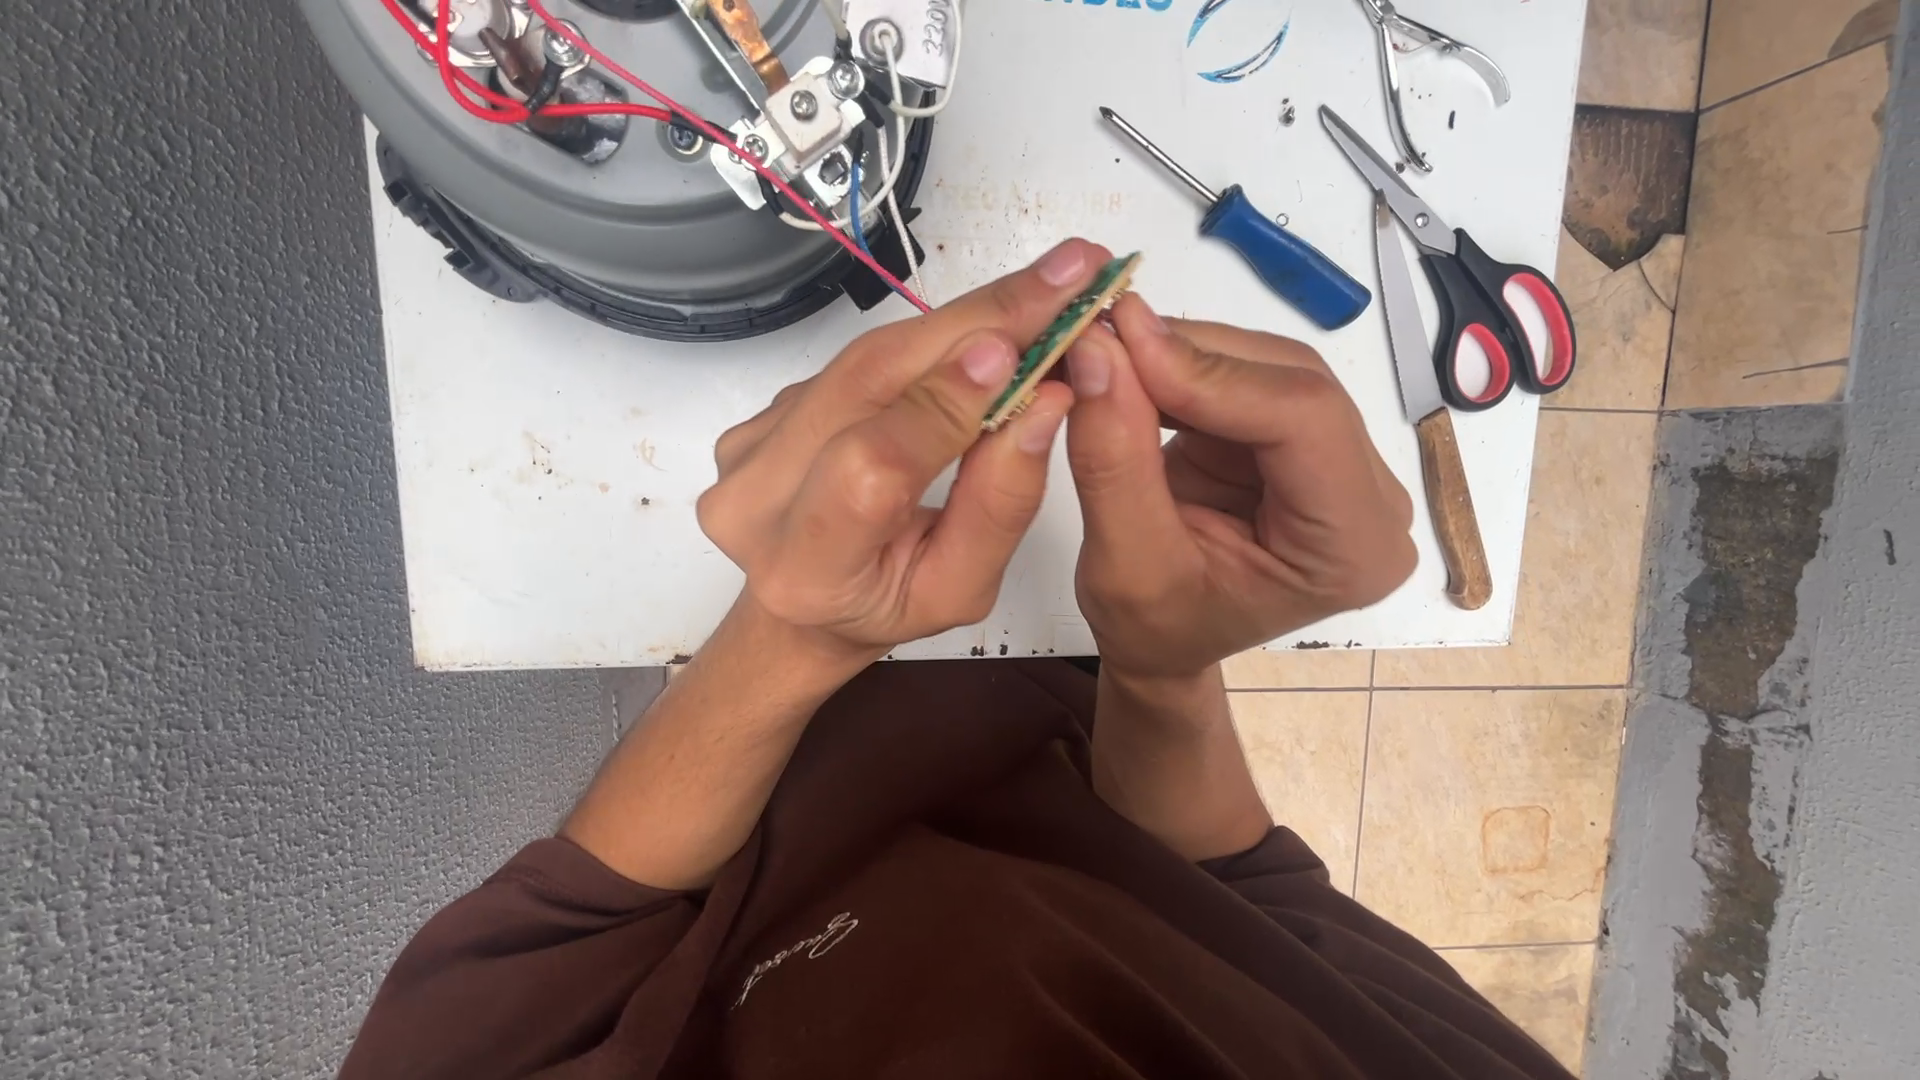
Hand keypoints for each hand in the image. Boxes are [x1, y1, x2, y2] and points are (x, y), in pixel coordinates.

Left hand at [697, 240, 1114, 674]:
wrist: (806, 606)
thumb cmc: (891, 607)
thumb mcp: (963, 587)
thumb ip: (1000, 504)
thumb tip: (1047, 401)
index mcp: (807, 565)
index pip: (871, 467)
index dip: (941, 405)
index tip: (1016, 351)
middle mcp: (755, 494)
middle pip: (864, 383)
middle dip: (974, 323)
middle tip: (1067, 276)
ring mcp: (749, 445)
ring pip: (862, 358)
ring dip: (959, 321)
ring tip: (1042, 290)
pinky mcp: (760, 411)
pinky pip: (853, 362)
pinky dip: (924, 341)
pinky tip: (980, 330)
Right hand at [1064, 294, 1416, 680]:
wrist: (1166, 643)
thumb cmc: (1152, 630)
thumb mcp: (1123, 565)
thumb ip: (1114, 462)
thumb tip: (1098, 350)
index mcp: (1351, 548)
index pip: (1305, 423)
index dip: (1212, 374)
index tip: (1119, 340)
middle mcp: (1366, 496)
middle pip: (1291, 384)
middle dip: (1190, 354)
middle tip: (1101, 332)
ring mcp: (1335, 463)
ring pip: (1266, 369)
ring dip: (1181, 351)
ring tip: (1106, 347)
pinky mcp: (1293, 441)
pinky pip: (1240, 379)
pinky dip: (1178, 367)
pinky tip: (1130, 365)